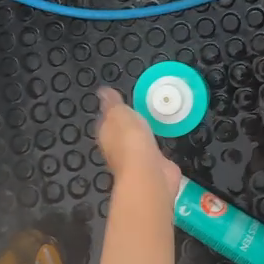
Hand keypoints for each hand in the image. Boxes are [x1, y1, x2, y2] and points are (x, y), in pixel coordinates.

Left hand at [97, 88, 181, 203]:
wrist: (149, 172)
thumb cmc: (130, 139)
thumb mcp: (118, 112)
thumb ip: (112, 102)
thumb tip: (102, 91)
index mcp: (105, 134)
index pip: (105, 121)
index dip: (111, 112)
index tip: (119, 102)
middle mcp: (116, 150)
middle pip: (120, 134)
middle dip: (127, 125)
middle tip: (137, 112)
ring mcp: (135, 161)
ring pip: (137, 144)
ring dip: (141, 136)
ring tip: (151, 123)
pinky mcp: (152, 168)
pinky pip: (152, 153)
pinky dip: (154, 148)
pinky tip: (161, 141)